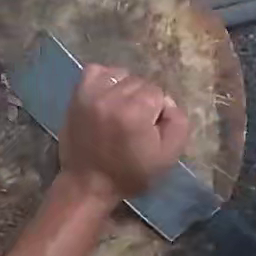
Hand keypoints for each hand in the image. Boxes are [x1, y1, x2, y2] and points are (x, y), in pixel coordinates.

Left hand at [57, 64, 189, 202]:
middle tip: (134, 125)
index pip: (159, 93)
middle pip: (140, 83)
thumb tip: (168, 103)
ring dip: (125, 90)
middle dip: (142, 101)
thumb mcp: (168, 155)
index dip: (158, 113)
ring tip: (120, 111)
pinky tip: (107, 98)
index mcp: (136, 111)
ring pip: (121, 75)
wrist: (88, 184)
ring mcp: (91, 93)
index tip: (148, 132)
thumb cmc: (130, 173)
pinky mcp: (77, 95)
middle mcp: (112, 96)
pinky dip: (105, 81)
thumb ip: (178, 123)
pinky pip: (97, 72)